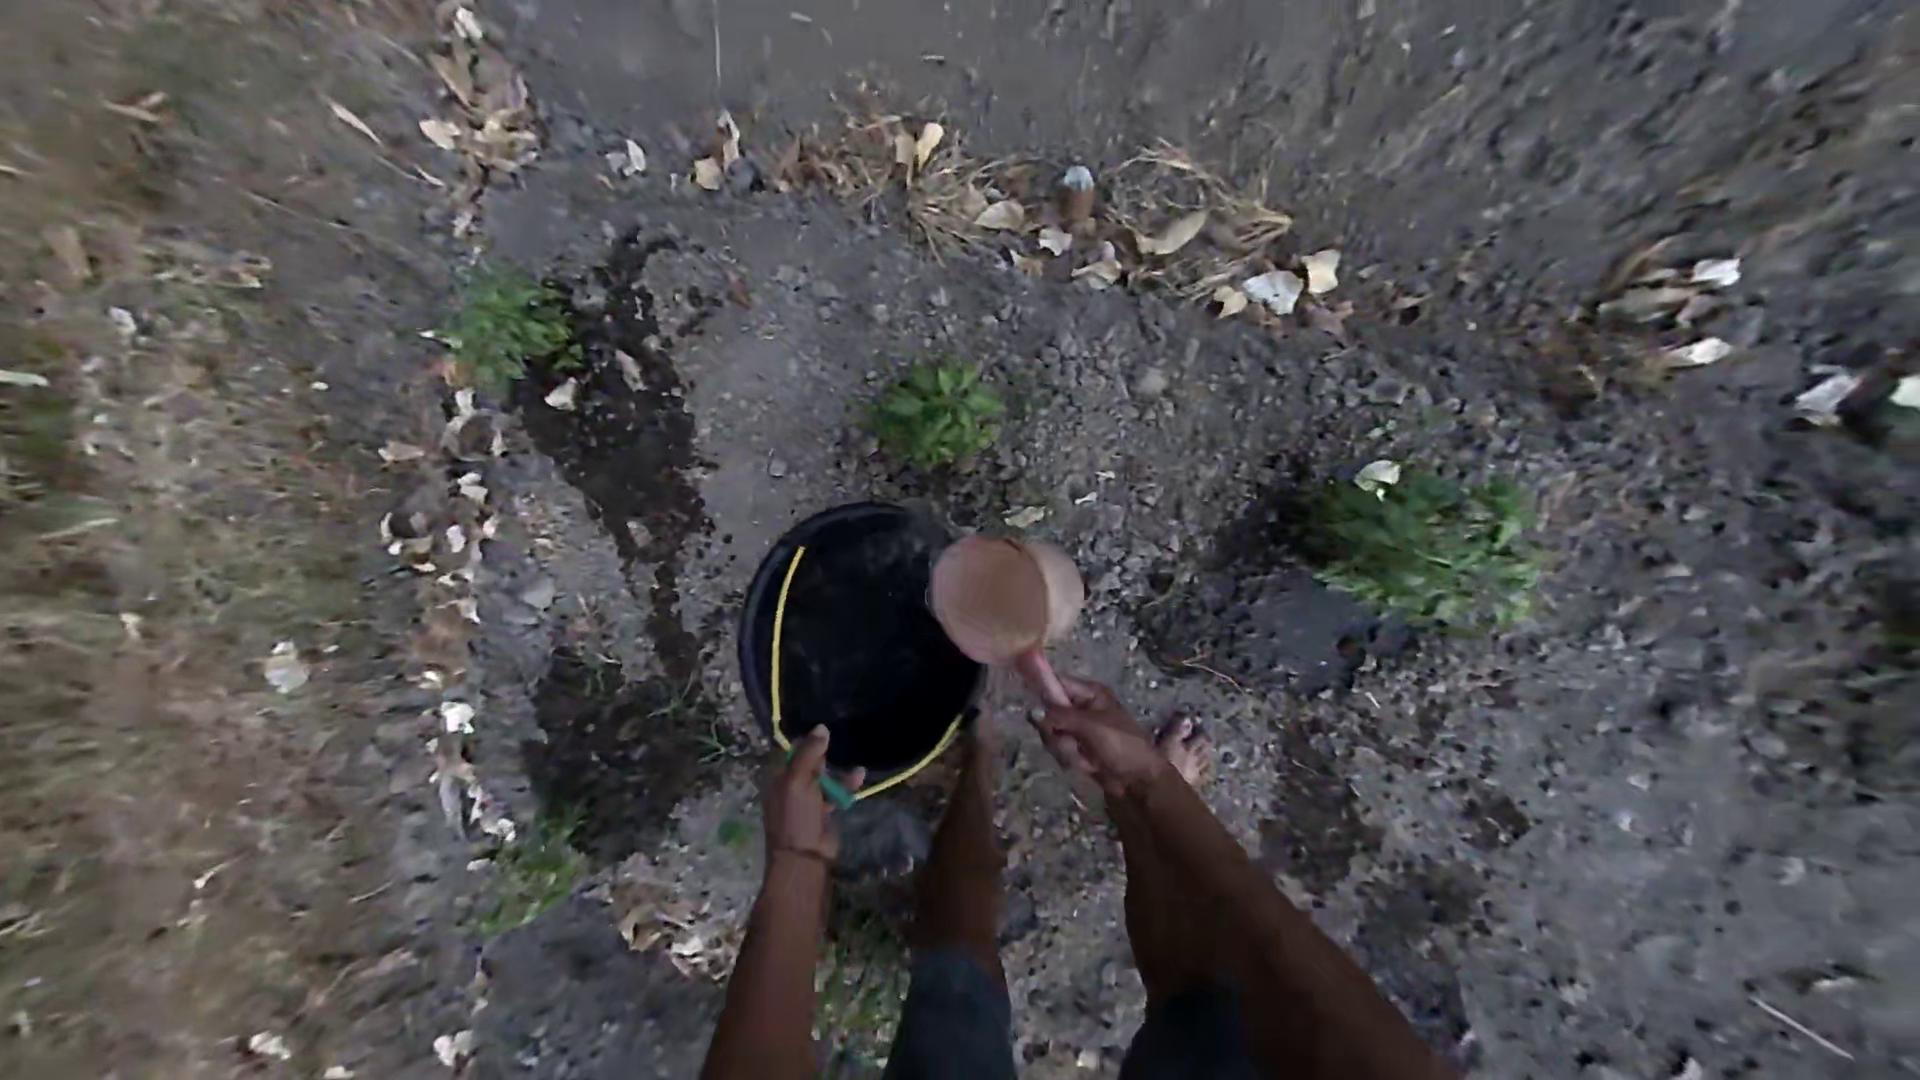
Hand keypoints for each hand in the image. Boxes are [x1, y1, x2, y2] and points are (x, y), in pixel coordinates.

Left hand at [763, 726, 863, 866]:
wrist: (804, 858)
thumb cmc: (795, 817)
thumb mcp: (798, 781)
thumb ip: (809, 754)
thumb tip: (821, 727)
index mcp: (777, 779)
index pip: (789, 752)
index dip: (804, 741)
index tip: (822, 730)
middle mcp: (789, 787)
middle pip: (807, 763)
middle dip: (822, 752)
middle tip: (839, 739)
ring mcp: (806, 801)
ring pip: (822, 777)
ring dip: (836, 769)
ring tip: (851, 758)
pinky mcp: (822, 812)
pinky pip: (834, 792)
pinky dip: (846, 785)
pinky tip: (859, 775)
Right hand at [1034, 676, 1170, 797]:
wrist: (1139, 780)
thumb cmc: (1122, 745)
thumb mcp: (1092, 726)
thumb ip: (1062, 716)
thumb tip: (1034, 711)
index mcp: (1089, 693)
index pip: (1057, 682)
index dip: (1042, 687)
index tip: (1028, 699)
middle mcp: (1080, 707)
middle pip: (1048, 711)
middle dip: (1056, 732)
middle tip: (1069, 741)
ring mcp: (1077, 728)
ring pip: (1051, 733)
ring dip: (1065, 748)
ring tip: (1083, 757)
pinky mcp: (1076, 747)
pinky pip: (1059, 748)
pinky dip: (1070, 758)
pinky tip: (1087, 765)